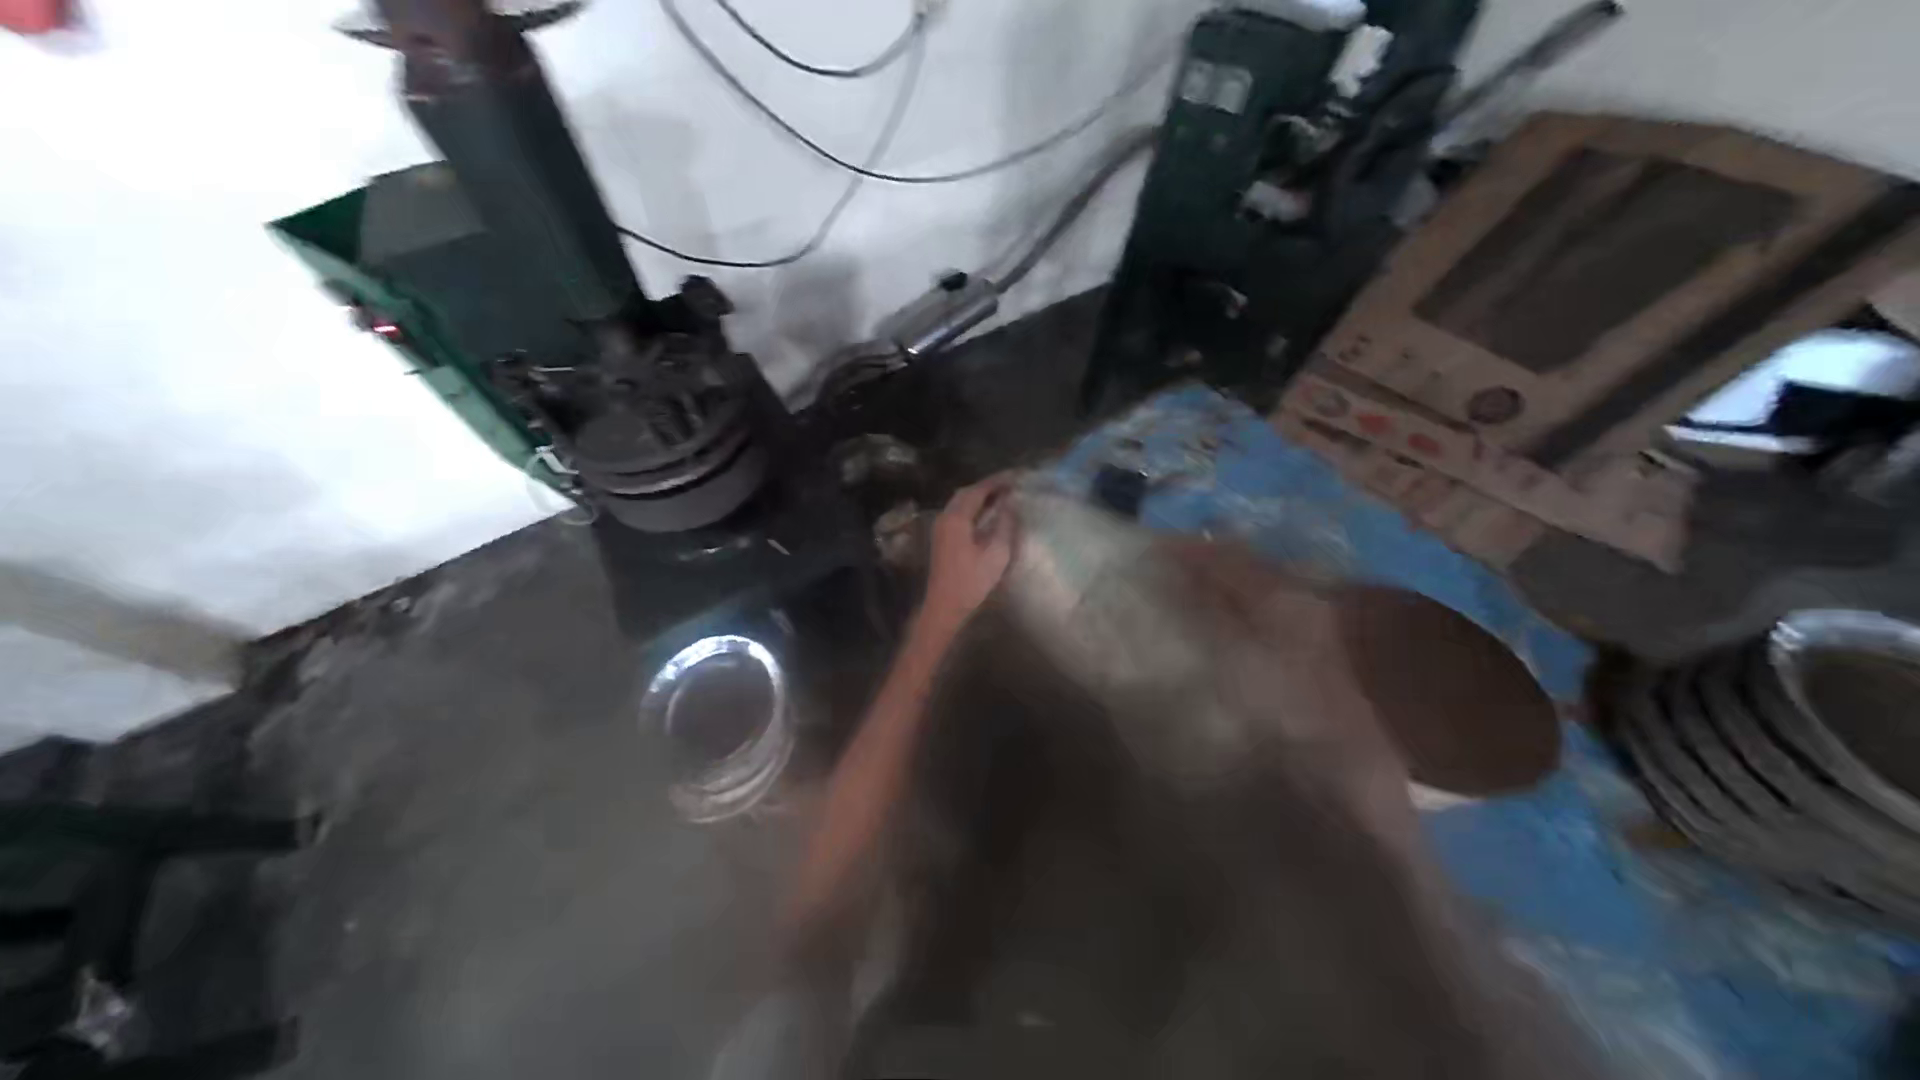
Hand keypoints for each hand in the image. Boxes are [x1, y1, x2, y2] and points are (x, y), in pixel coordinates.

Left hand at [917, 473, 1018, 636]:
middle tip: (1010, 485)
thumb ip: (1004, 525)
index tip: (1016, 476)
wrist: (944, 605)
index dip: (997, 482)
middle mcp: (945, 517)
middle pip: (966, 493)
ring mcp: (941, 528)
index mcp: (956, 518)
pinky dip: (974, 508)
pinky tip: (988, 514)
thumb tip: (1010, 506)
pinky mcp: (942, 538)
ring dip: (980, 497)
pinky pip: (958, 514)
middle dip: (988, 486)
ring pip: (961, 503)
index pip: (978, 490)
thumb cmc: (971, 582)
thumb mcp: (996, 554)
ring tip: (1003, 496)